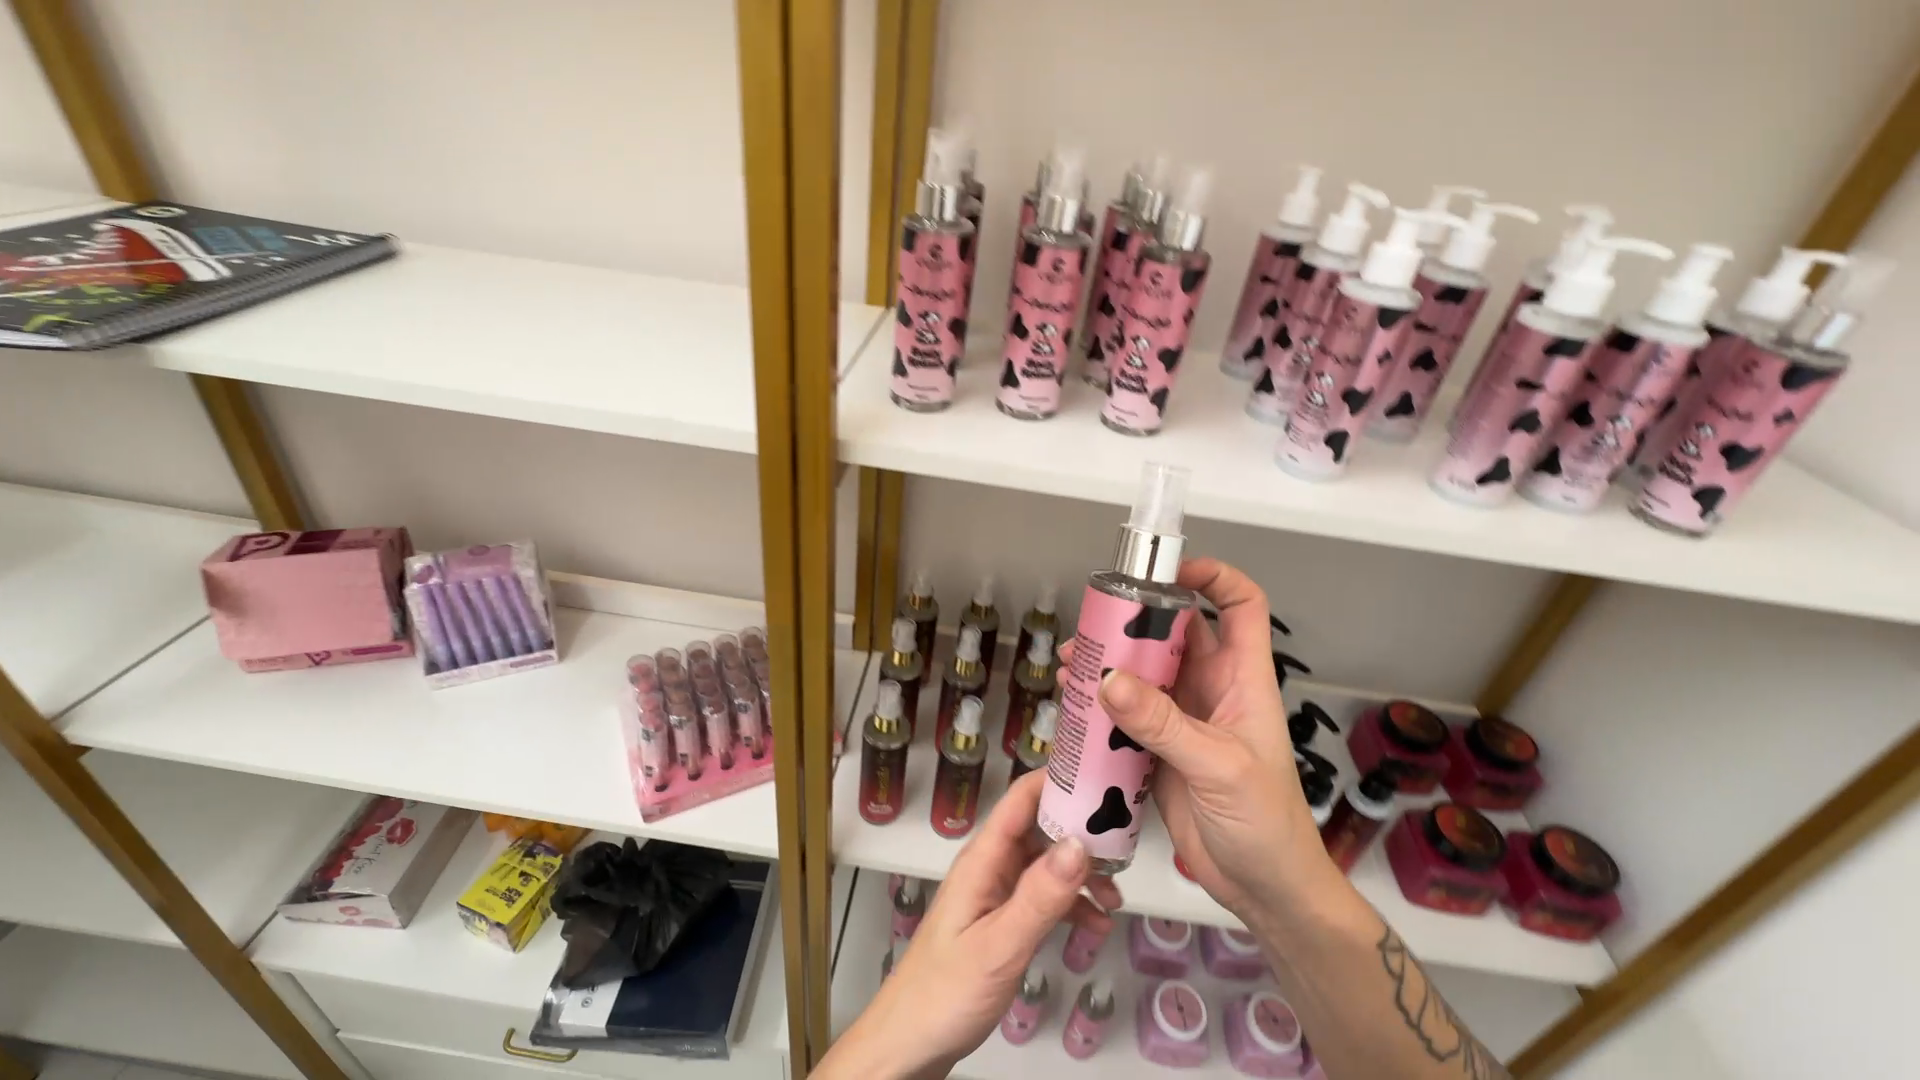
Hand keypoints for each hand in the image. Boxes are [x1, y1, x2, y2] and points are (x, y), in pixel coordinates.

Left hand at [819, 771, 1122, 1078]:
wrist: (910, 1042)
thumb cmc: (947, 991)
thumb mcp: (1000, 944)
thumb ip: (1041, 895)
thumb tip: (1081, 842)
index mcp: (983, 859)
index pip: (1022, 798)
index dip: (1060, 779)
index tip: (1104, 777)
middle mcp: (990, 867)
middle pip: (1041, 828)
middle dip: (1083, 833)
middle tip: (1125, 849)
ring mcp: (995, 893)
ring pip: (1046, 865)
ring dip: (1082, 874)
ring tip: (1115, 898)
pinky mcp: (1001, 920)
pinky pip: (1043, 898)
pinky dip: (1071, 905)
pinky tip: (1096, 925)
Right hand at [1088, 557, 1337, 919]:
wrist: (1264, 889)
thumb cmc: (1266, 822)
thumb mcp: (1218, 766)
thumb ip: (1163, 724)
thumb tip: (1108, 679)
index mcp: (1242, 680)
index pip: (1241, 606)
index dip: (1213, 576)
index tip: (1168, 570)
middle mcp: (1211, 690)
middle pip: (1174, 634)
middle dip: (1135, 621)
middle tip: (1091, 625)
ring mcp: (1182, 720)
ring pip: (1143, 673)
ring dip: (1109, 664)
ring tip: (1070, 665)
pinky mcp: (1158, 750)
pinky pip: (1126, 715)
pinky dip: (1100, 706)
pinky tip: (1074, 704)